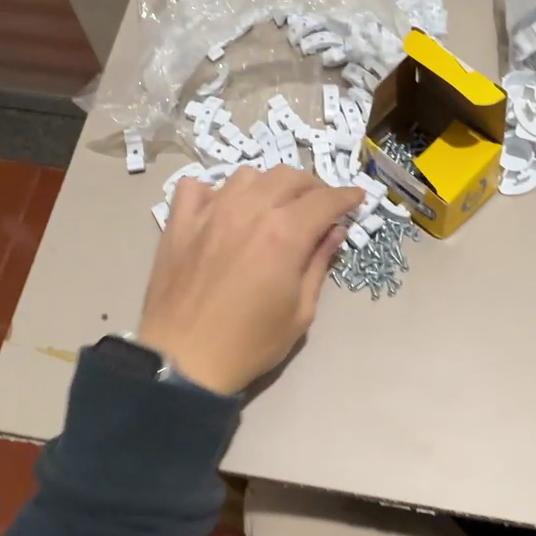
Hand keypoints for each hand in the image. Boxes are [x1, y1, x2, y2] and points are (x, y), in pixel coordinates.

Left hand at [136, 166, 362, 394]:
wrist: (183, 360)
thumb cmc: (250, 344)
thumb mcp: (300, 312)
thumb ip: (318, 265)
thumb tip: (333, 232)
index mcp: (284, 234)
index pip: (325, 200)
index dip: (346, 196)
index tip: (356, 198)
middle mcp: (249, 211)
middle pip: (288, 177)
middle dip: (312, 187)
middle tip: (319, 207)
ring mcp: (209, 212)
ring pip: (247, 176)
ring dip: (268, 185)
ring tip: (273, 206)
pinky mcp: (179, 222)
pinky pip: (196, 186)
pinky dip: (215, 191)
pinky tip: (221, 209)